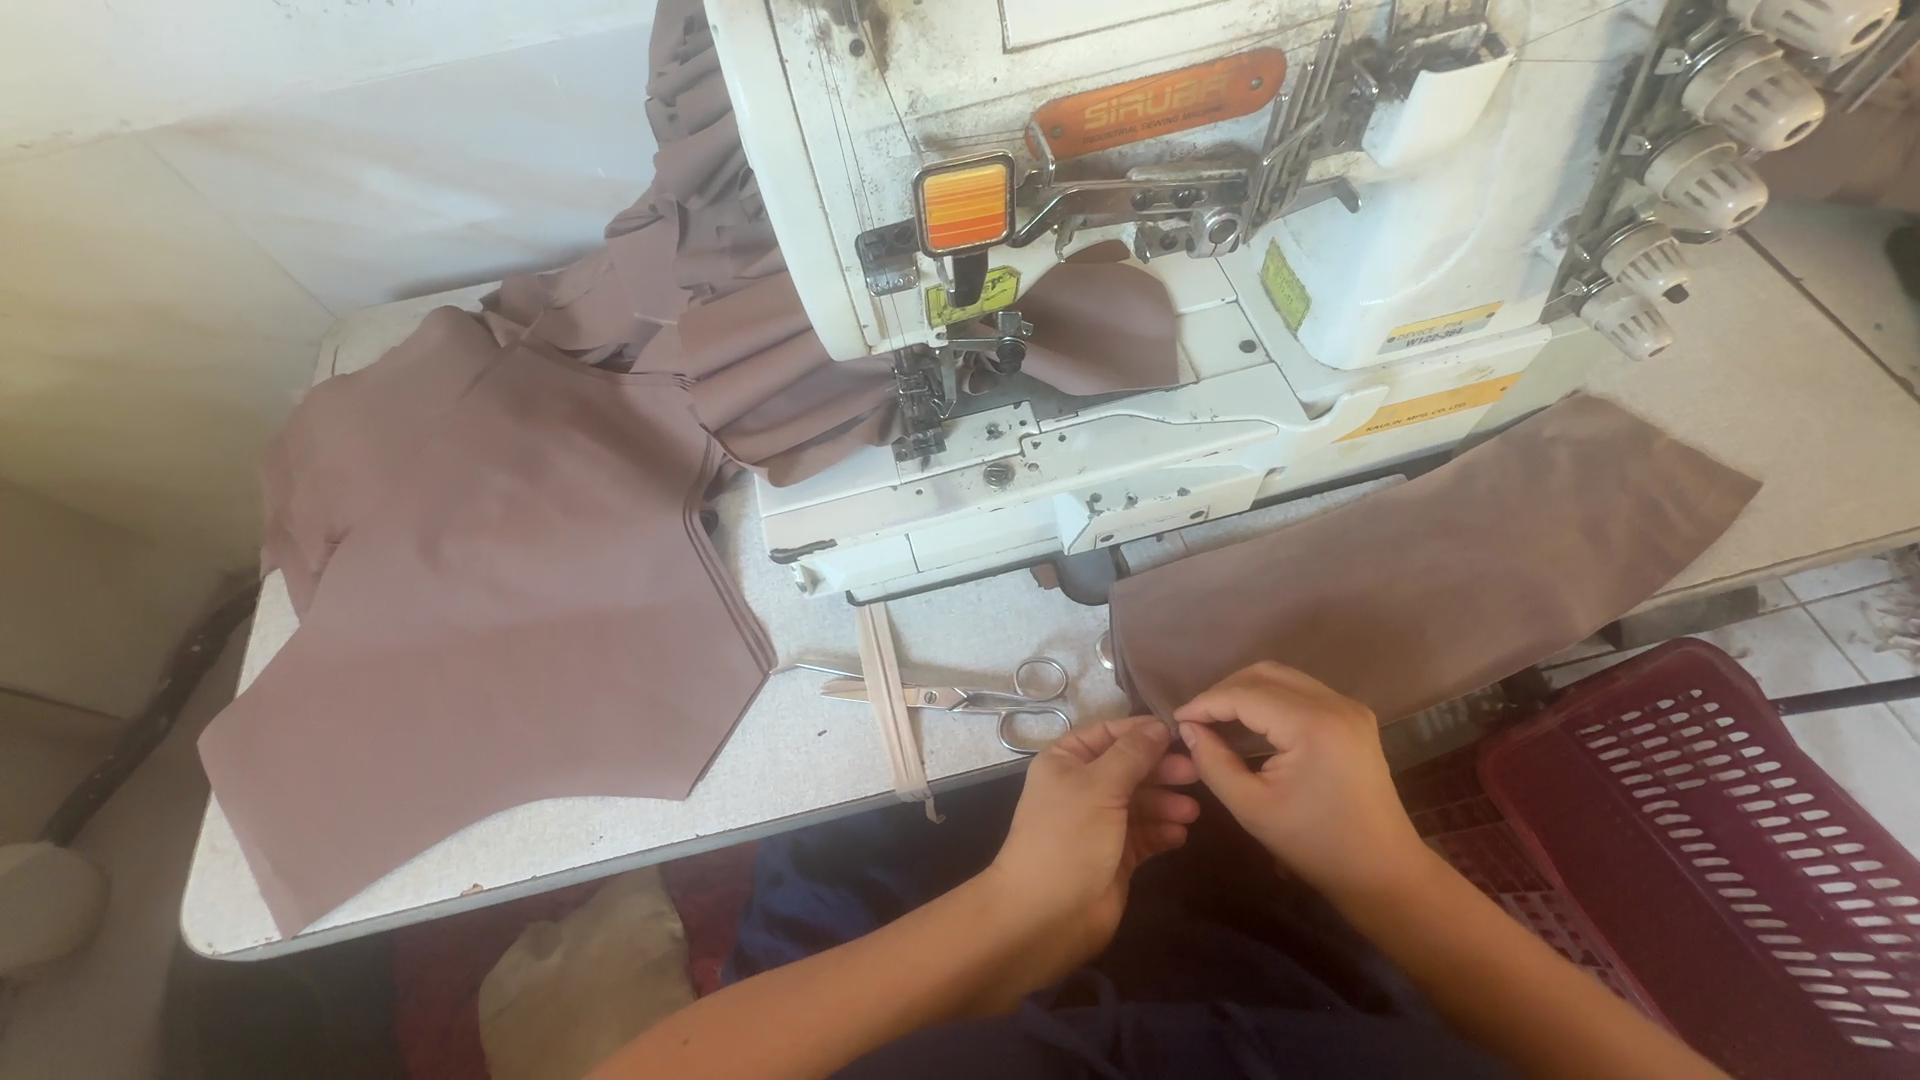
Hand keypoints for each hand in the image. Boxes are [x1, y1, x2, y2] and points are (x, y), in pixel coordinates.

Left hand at [980, 716, 1199, 993]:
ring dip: (1165, 803)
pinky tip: (1180, 834)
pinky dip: (1161, 831)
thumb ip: (1132, 754)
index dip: (1141, 732)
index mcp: (1065, 761)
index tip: (1179, 734)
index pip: (1107, 733)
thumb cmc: (1069, 837)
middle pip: (1128, 768)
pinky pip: (1143, 835)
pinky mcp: (1114, 856)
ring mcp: (1098, 823)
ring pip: (1139, 802)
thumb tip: (1158, 726)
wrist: (1047, 913)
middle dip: (1160, 770)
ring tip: (1192, 811)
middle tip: (1195, 774)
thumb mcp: (1100, 786)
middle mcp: (1080, 787)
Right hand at [1175, 662, 1429, 900]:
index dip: (1205, 703)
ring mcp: (1349, 707)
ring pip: (1282, 677)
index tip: (1176, 721)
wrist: (1383, 872)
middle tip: (1196, 720)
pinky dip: (1268, 698)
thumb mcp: (1251, 807)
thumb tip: (1188, 729)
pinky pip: (1300, 691)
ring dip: (1245, 692)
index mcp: (1313, 724)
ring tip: (1217, 719)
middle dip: (1223, 692)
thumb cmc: (1315, 845)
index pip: (1244, 694)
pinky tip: (1249, 722)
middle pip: (1264, 674)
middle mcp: (1335, 703)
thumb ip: (1213, 762)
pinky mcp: (1353, 717)